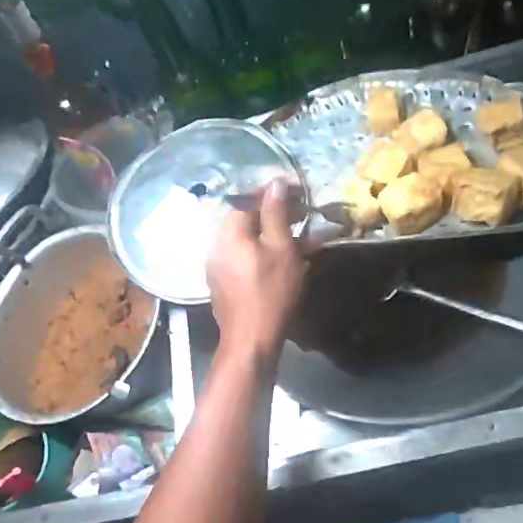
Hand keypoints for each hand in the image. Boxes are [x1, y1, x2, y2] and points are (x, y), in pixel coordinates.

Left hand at [207, 178, 307, 358]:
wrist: (251, 339)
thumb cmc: (270, 291)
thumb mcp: (281, 248)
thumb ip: (277, 213)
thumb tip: (276, 183)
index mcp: (228, 232)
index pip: (249, 199)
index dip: (274, 193)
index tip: (299, 193)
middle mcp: (217, 244)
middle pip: (248, 220)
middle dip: (278, 217)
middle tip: (304, 218)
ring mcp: (218, 266)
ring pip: (250, 241)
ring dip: (276, 238)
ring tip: (304, 244)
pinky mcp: (223, 283)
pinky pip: (246, 259)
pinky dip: (266, 255)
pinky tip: (287, 264)